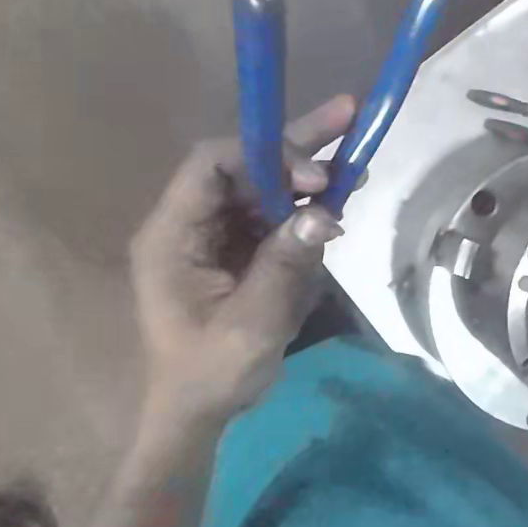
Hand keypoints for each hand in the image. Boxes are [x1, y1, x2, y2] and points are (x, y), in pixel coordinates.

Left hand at [128, 95, 354, 428]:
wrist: (197, 412)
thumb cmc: (211, 373)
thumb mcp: (252, 325)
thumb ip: (285, 266)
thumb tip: (324, 214)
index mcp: (173, 235)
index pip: (211, 165)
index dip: (266, 156)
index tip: (314, 179)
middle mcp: (191, 223)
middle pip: (244, 166)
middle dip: (296, 147)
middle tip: (348, 114)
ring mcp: (215, 234)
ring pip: (262, 186)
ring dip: (307, 175)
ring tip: (354, 165)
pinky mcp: (237, 249)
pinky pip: (272, 216)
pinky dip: (305, 210)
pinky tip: (336, 203)